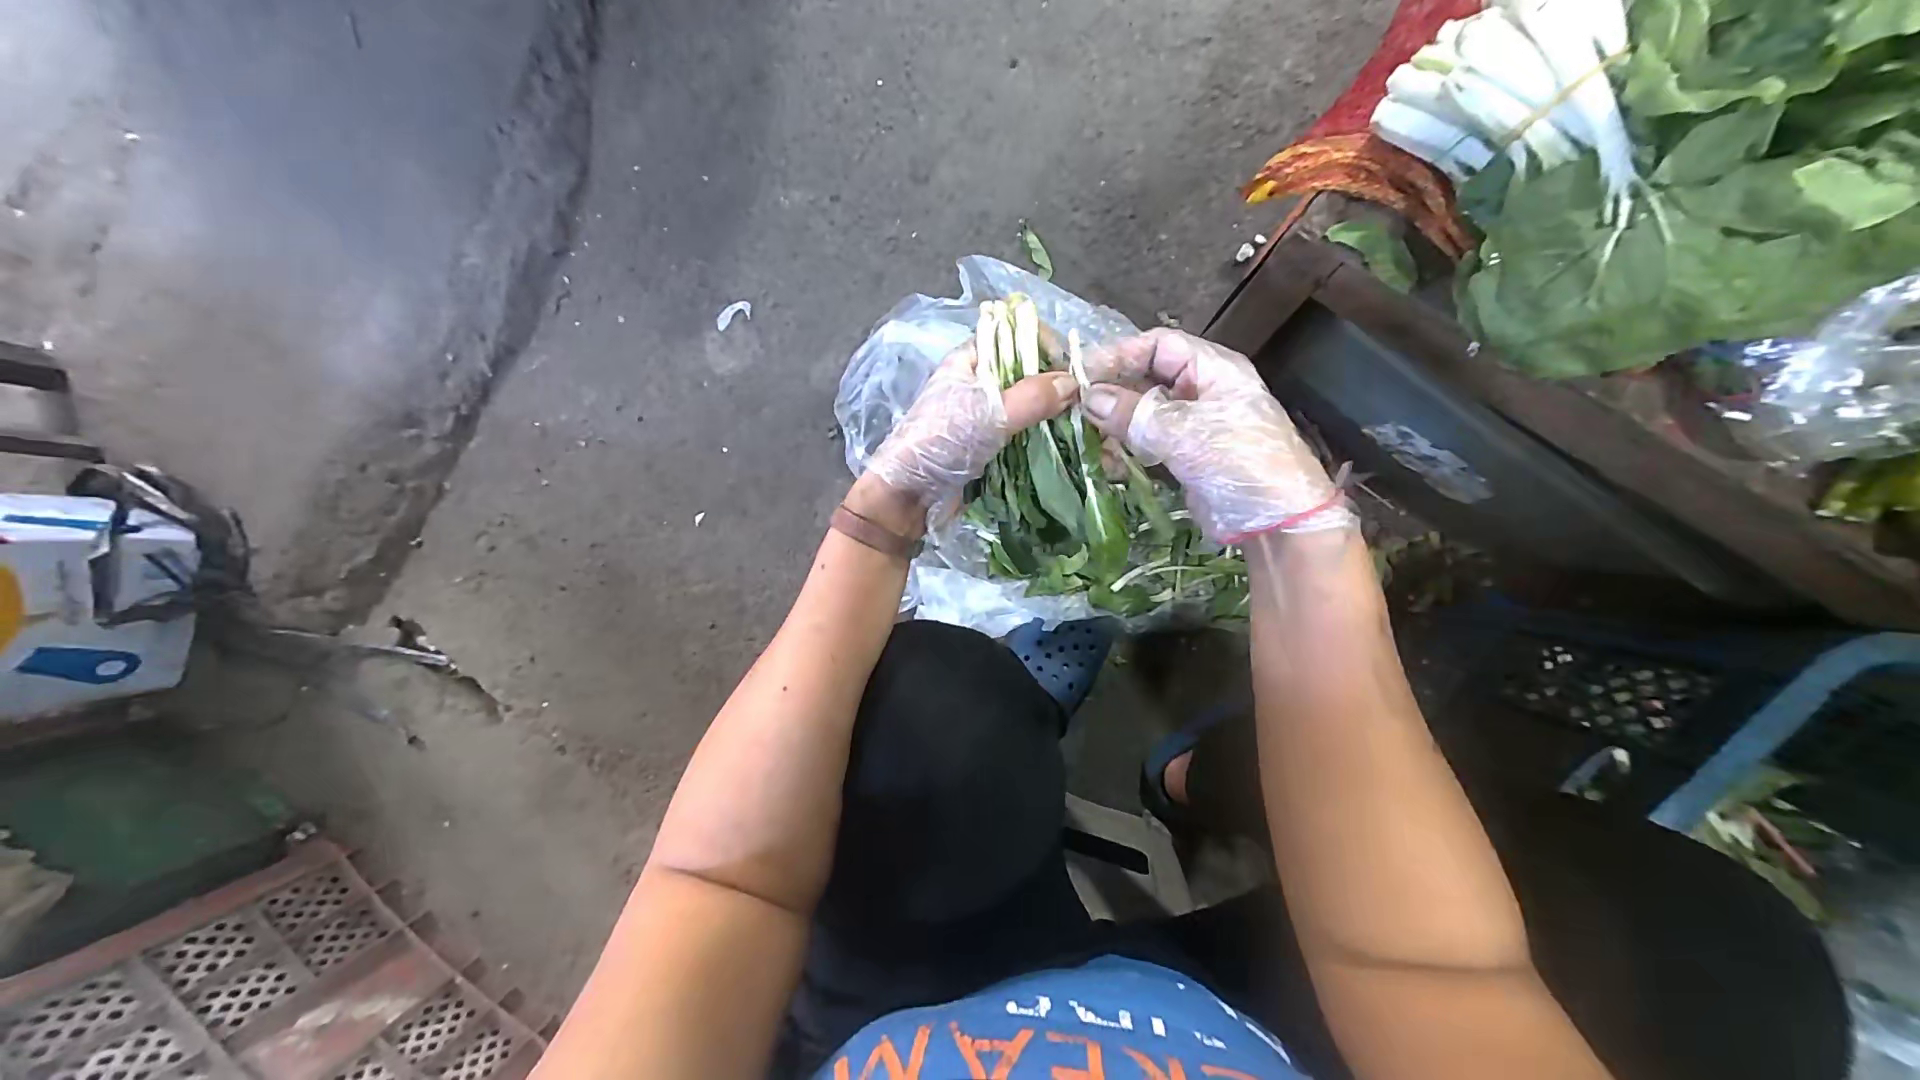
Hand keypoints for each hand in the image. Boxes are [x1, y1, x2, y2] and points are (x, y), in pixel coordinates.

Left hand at [864, 343, 1078, 515]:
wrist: (909, 495)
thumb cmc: (942, 442)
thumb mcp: (989, 413)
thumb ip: (1032, 396)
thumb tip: (1074, 383)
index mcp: (970, 360)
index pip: (1013, 335)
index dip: (1043, 345)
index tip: (1069, 368)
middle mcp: (979, 383)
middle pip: (1025, 371)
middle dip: (1053, 383)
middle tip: (1081, 402)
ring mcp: (984, 415)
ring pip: (1028, 404)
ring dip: (1051, 414)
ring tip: (1078, 425)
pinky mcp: (990, 444)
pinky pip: (1023, 433)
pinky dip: (1041, 437)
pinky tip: (1063, 444)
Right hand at [1081, 328, 1352, 541]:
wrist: (1275, 522)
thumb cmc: (1241, 462)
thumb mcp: (1186, 432)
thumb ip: (1135, 413)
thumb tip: (1088, 398)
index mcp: (1212, 370)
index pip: (1158, 346)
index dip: (1120, 355)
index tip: (1082, 374)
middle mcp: (1200, 392)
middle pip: (1145, 379)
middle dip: (1111, 394)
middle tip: (1076, 410)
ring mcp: (1190, 426)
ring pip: (1140, 415)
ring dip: (1113, 427)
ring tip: (1088, 440)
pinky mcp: (1182, 458)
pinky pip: (1144, 445)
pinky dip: (1124, 451)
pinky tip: (1106, 463)